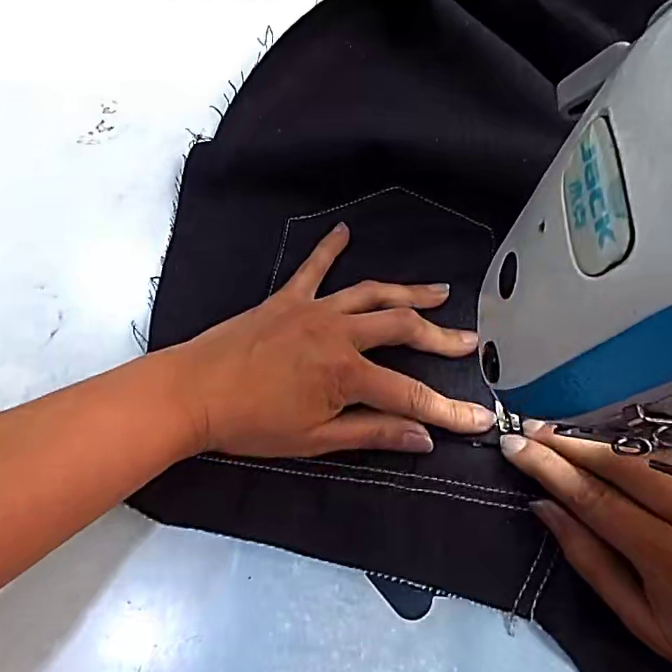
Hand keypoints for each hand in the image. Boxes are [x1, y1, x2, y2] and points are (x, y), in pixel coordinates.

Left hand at [158, 223, 496, 457]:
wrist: (190, 393)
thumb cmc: (249, 424)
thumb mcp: (315, 440)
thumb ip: (373, 433)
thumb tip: (422, 439)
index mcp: (346, 372)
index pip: (410, 394)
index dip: (449, 410)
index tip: (481, 419)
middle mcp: (339, 332)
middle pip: (402, 327)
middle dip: (440, 337)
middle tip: (468, 341)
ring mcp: (314, 309)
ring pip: (372, 293)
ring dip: (408, 292)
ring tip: (439, 292)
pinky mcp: (288, 298)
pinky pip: (314, 268)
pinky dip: (330, 249)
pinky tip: (344, 231)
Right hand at [499, 422, 671, 671]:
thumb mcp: (650, 629)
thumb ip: (594, 564)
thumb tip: (547, 512)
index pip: (597, 499)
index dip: (550, 470)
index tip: (516, 448)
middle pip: (622, 462)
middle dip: (569, 442)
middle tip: (530, 428)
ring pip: (651, 450)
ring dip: (601, 437)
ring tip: (561, 431)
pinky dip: (638, 443)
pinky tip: (614, 440)